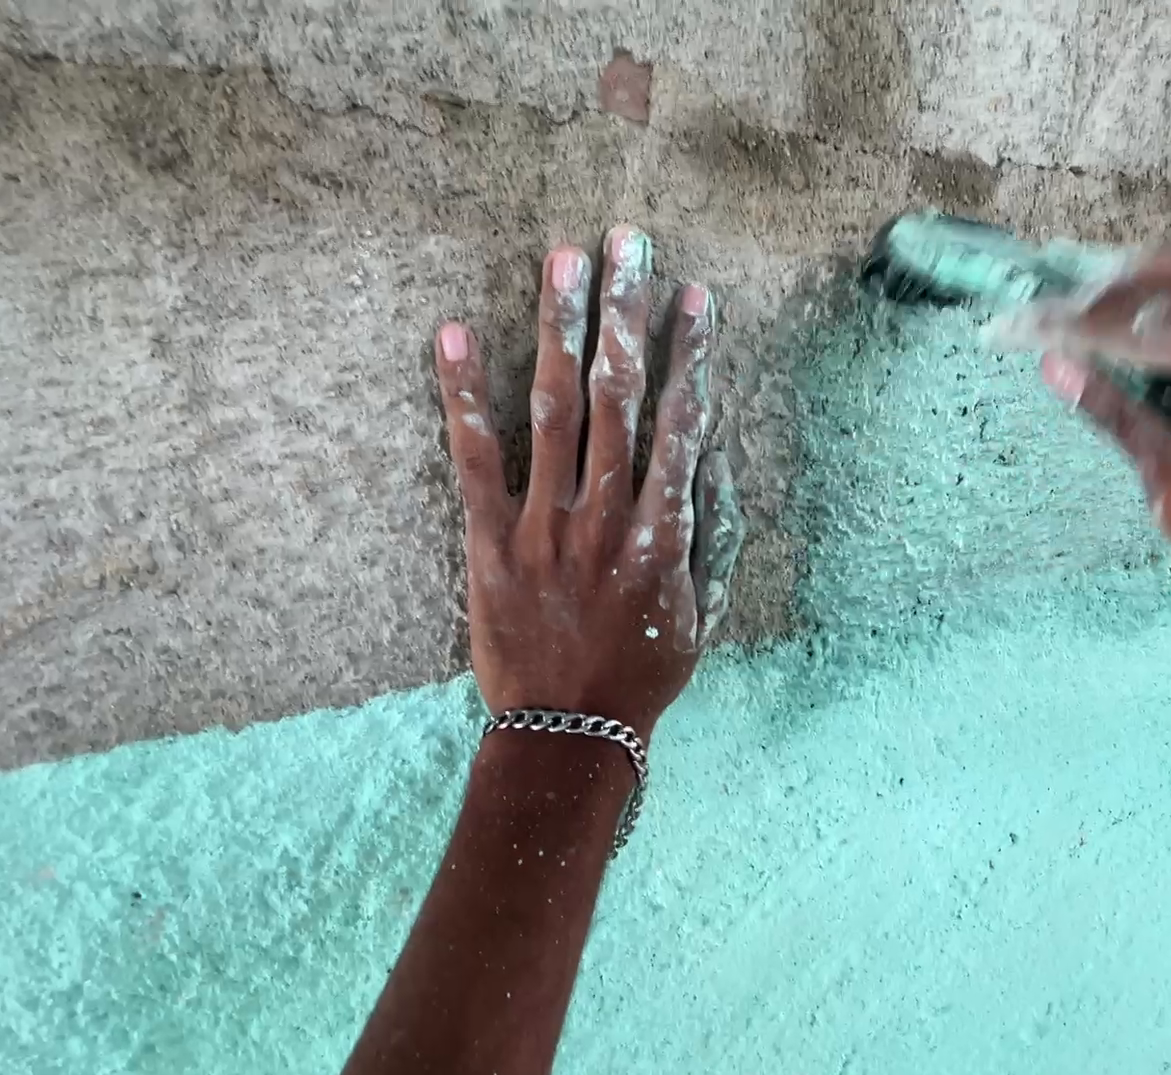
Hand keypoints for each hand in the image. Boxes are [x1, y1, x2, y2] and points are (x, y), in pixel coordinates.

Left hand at [432, 226, 743, 731]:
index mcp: (665, 536)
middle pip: (619, 398)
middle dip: (626, 315)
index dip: (692, 357)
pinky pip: (473, 461)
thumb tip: (711, 460)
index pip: (682, 427)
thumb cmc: (645, 672)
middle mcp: (607, 518)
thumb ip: (714, 535)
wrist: (568, 733)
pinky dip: (463, 397)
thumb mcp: (704, 611)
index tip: (697, 300)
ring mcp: (544, 527)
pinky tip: (456, 335)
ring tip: (562, 262)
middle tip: (627, 244)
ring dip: (559, 331)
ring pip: (554, 412)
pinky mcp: (488, 544)